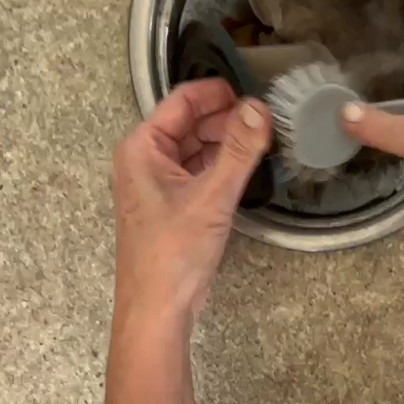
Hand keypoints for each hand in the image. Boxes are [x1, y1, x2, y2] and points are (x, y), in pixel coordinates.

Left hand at [111, 79, 270, 319]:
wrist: (157, 309)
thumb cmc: (169, 257)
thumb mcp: (211, 197)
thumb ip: (238, 150)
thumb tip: (258, 110)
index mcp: (141, 149)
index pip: (181, 102)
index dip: (217, 94)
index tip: (250, 95)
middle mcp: (143, 163)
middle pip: (188, 125)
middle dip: (225, 121)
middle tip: (262, 122)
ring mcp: (155, 188)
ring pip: (194, 152)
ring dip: (224, 147)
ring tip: (257, 145)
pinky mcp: (169, 211)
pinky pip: (195, 177)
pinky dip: (218, 171)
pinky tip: (241, 174)